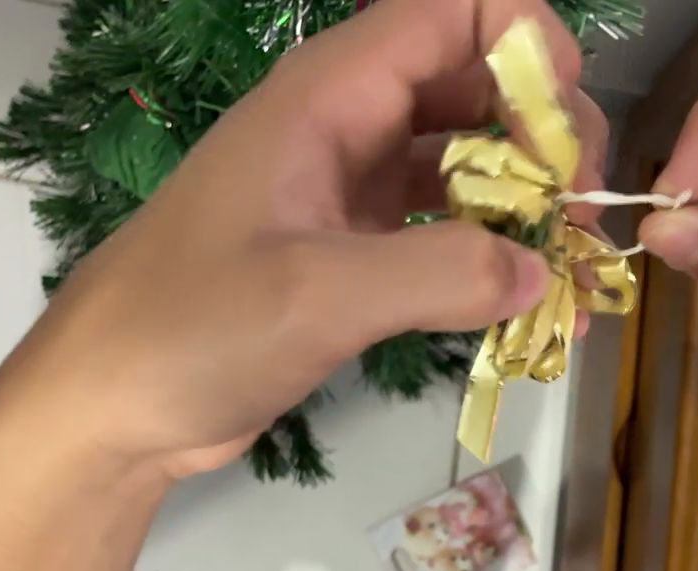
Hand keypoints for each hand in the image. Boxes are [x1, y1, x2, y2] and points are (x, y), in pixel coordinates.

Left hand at [0, 0, 606, 482]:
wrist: (117, 405)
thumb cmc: (195, 328)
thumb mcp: (318, 292)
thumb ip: (438, 273)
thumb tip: (540, 273)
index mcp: (326, 99)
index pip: (446, 16)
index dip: (523, 44)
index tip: (570, 127)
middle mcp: (341, 134)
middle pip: (466, 93)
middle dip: (538, 139)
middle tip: (581, 217)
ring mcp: (344, 203)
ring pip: (455, 174)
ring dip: (517, 210)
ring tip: (568, 268)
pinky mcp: (346, 266)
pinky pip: (433, 243)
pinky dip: (480, 265)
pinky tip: (517, 303)